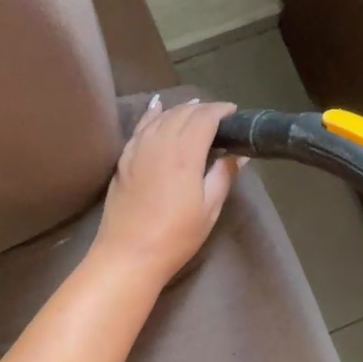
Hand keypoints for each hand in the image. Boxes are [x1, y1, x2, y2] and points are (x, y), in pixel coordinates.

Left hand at [91, 98, 245, 282]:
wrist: (128, 254)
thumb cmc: (175, 236)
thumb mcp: (209, 209)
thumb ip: (223, 176)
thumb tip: (239, 154)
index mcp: (184, 154)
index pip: (204, 118)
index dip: (220, 111)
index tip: (234, 113)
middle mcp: (160, 143)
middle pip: (182, 113)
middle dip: (202, 109)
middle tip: (219, 116)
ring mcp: (138, 149)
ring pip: (160, 117)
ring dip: (179, 110)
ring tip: (194, 109)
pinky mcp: (124, 159)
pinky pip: (140, 128)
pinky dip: (151, 114)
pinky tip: (156, 107)